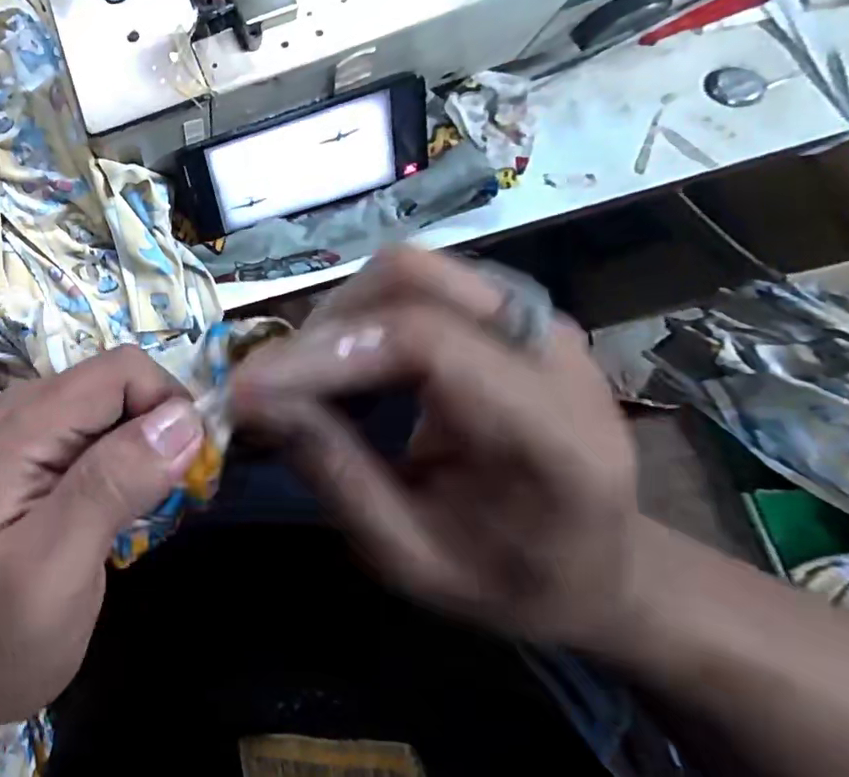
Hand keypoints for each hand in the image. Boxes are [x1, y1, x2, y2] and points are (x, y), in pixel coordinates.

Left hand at [0, 347, 203, 723]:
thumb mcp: (55, 567)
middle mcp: (32, 411)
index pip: (122, 371)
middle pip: (126, 381)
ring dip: (158, 444)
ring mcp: (42, 432)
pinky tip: (142, 503)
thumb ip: (112, 484)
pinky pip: (116, 431)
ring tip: (161, 504)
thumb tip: (184, 419)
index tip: (190, 468)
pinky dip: (144, 458)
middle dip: (167, 424)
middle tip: (179, 492)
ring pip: (126, 404)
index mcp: (25, 425)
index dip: (167, 406)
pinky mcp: (56, 456)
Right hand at [227, 247, 638, 647]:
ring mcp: (535, 317)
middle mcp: (552, 349)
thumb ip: (336, 475)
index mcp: (553, 432)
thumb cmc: (511, 579)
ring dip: (340, 315)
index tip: (247, 387)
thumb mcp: (414, 560)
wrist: (601, 562)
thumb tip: (254, 401)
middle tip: (277, 385)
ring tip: (311, 379)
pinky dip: (363, 314)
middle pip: (414, 280)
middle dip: (326, 325)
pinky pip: (418, 283)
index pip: (427, 344)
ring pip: (408, 270)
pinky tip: (351, 364)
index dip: (326, 354)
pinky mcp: (510, 306)